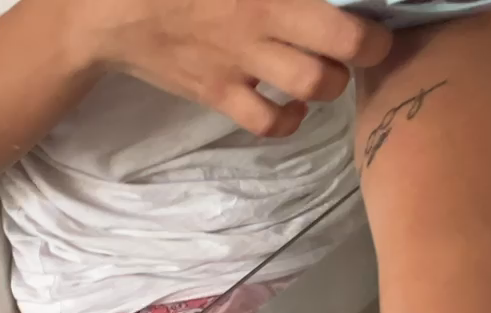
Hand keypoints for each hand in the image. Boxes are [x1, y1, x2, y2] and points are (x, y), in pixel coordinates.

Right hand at [79, 0, 392, 135]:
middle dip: (368, 47)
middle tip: (367, 44)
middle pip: (343, 45)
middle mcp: (262, 21)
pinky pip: (268, 122)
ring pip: (313, 85)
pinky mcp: (220, 95)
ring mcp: (242, 64)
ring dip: (331, 82)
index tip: (375, 11)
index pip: (337, 4)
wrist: (115, 12)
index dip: (369, 12)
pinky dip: (289, 119)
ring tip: (328, 73)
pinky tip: (293, 107)